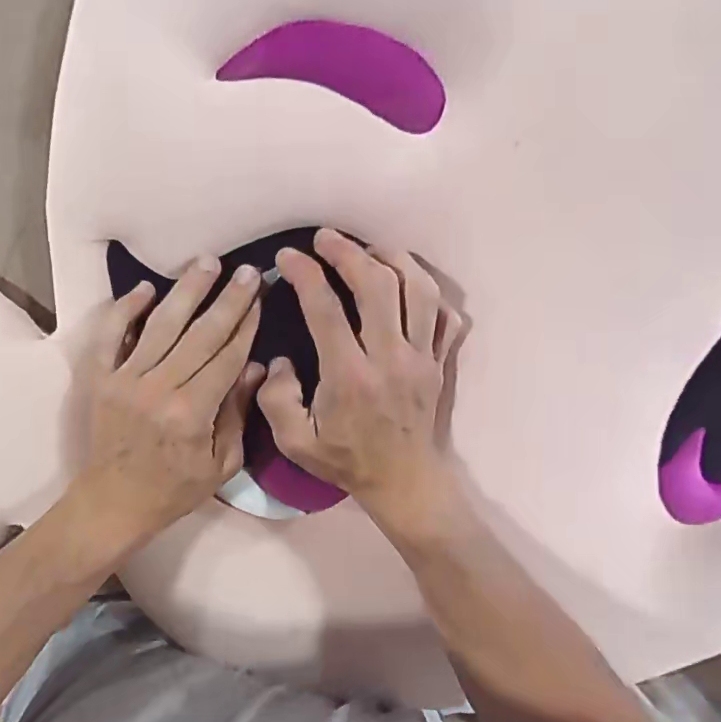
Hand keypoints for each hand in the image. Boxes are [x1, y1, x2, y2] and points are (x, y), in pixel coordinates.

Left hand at [71, 255, 266, 545]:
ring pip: (160, 325)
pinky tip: (145, 289)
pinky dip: (125, 310)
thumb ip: (236, 413)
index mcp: (192, 412)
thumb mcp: (220, 464)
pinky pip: (111, 336)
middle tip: (246, 272)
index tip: (260, 298)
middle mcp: (159, 388)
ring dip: (185, 292)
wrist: (114, 501)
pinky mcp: (100, 380)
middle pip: (200, 334)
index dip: (246, 325)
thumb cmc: (174, 489)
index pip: (226, 357)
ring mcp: (125, 380)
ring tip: (205, 263)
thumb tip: (256, 367)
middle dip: (227, 300)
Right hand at [257, 228, 462, 521]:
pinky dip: (427, 290)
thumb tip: (278, 360)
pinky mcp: (441, 361)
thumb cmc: (347, 461)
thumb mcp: (294, 443)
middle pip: (377, 285)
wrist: (407, 483)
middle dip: (348, 252)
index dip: (304, 274)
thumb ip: (276, 399)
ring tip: (369, 249)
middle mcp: (390, 358)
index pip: (325, 308)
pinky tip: (406, 282)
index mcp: (350, 376)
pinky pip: (444, 313)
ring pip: (418, 289)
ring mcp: (423, 358)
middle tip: (325, 238)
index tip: (288, 257)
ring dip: (393, 259)